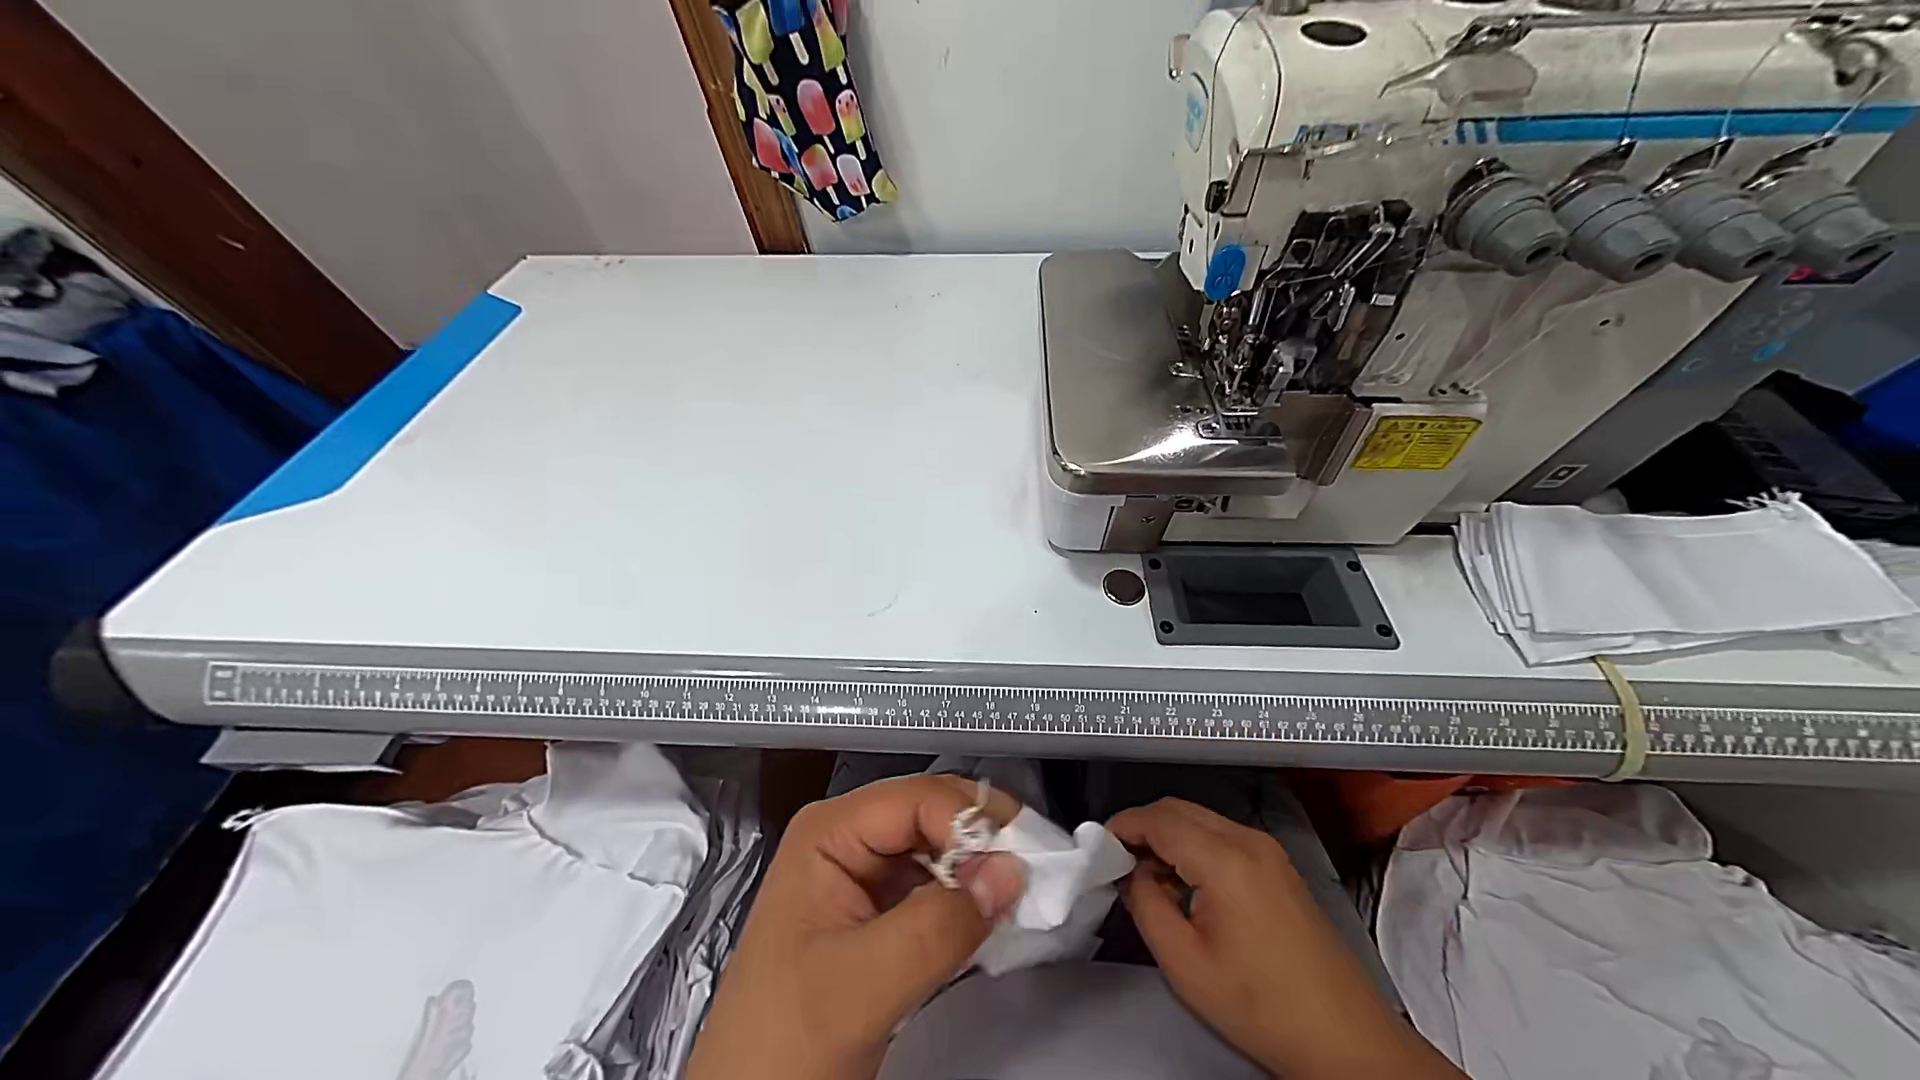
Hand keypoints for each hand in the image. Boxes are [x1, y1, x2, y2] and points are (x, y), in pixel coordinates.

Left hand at [686, 775, 1026, 1079]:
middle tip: (1032, 877)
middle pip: (937, 813)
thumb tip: (1008, 873)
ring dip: (985, 870)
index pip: (920, 799)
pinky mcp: (886, 910)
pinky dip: (974, 898)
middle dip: (986, 840)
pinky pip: (943, 884)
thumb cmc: (780, 1043)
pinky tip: (993, 920)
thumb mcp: (860, 985)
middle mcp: (850, 839)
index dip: (973, 824)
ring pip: (946, 847)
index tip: (1019, 865)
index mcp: (830, 832)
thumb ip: (937, 926)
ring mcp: (869, 874)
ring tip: (1020, 900)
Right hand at [1109, 798, 1463, 1079]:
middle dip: (1142, 828)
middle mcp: (1248, 840)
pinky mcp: (1278, 867)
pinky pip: (1222, 837)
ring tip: (1148, 881)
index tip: (1096, 848)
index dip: (1121, 826)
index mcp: (1224, 858)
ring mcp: (1268, 851)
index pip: (1157, 818)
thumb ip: (1145, 905)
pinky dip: (1192, 848)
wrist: (1346, 1041)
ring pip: (1199, 820)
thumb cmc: (1260, 1005)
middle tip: (1117, 864)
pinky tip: (1185, 887)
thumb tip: (1129, 874)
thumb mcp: (1184, 963)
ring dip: (1167, 838)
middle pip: (1178, 809)